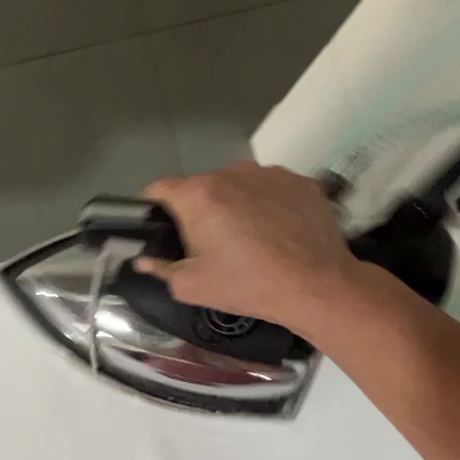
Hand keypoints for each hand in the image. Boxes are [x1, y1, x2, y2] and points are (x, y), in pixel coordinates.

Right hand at [134, 162, 366, 333]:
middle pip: (200, 185)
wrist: (315, 285)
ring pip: (236, 184)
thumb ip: (159, 268)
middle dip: (196, 208)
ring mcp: (270, 173)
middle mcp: (232, 173)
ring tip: (244, 236)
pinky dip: (264, 204)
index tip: (157, 225)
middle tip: (205, 241)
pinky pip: (269, 188)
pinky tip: (273, 231)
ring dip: (231, 203)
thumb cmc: (244, 285)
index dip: (152, 206)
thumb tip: (144, 261)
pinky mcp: (301, 181)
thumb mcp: (189, 286)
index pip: (159, 188)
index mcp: (198, 196)